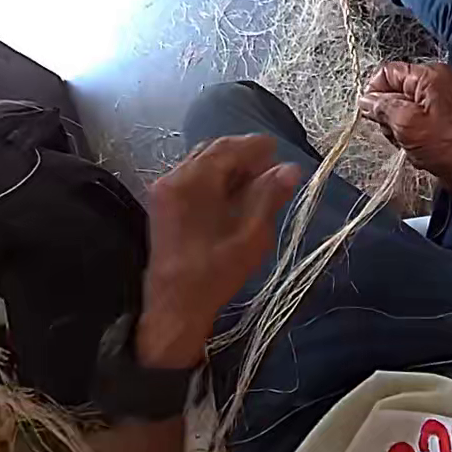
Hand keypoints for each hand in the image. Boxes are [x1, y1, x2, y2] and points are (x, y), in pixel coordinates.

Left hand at [139, 135, 300, 368]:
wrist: (175, 305)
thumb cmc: (216, 273)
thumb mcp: (251, 236)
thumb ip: (270, 197)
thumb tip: (291, 168)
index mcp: (194, 181)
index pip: (228, 148)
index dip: (255, 146)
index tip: (278, 148)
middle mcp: (174, 177)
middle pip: (212, 152)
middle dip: (242, 155)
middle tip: (269, 166)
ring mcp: (164, 190)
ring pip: (200, 163)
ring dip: (227, 166)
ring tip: (255, 181)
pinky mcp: (161, 203)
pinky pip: (190, 177)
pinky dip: (212, 177)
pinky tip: (231, 193)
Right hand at [356, 61, 451, 186]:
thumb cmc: (445, 145)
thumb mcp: (406, 122)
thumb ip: (382, 106)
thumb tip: (365, 100)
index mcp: (427, 75)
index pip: (385, 73)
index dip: (374, 93)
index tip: (374, 115)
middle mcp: (433, 82)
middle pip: (391, 91)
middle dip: (387, 114)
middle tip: (397, 131)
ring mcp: (436, 100)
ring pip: (398, 109)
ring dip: (396, 128)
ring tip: (407, 141)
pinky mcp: (437, 117)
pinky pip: (410, 120)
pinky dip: (406, 134)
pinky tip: (414, 145)